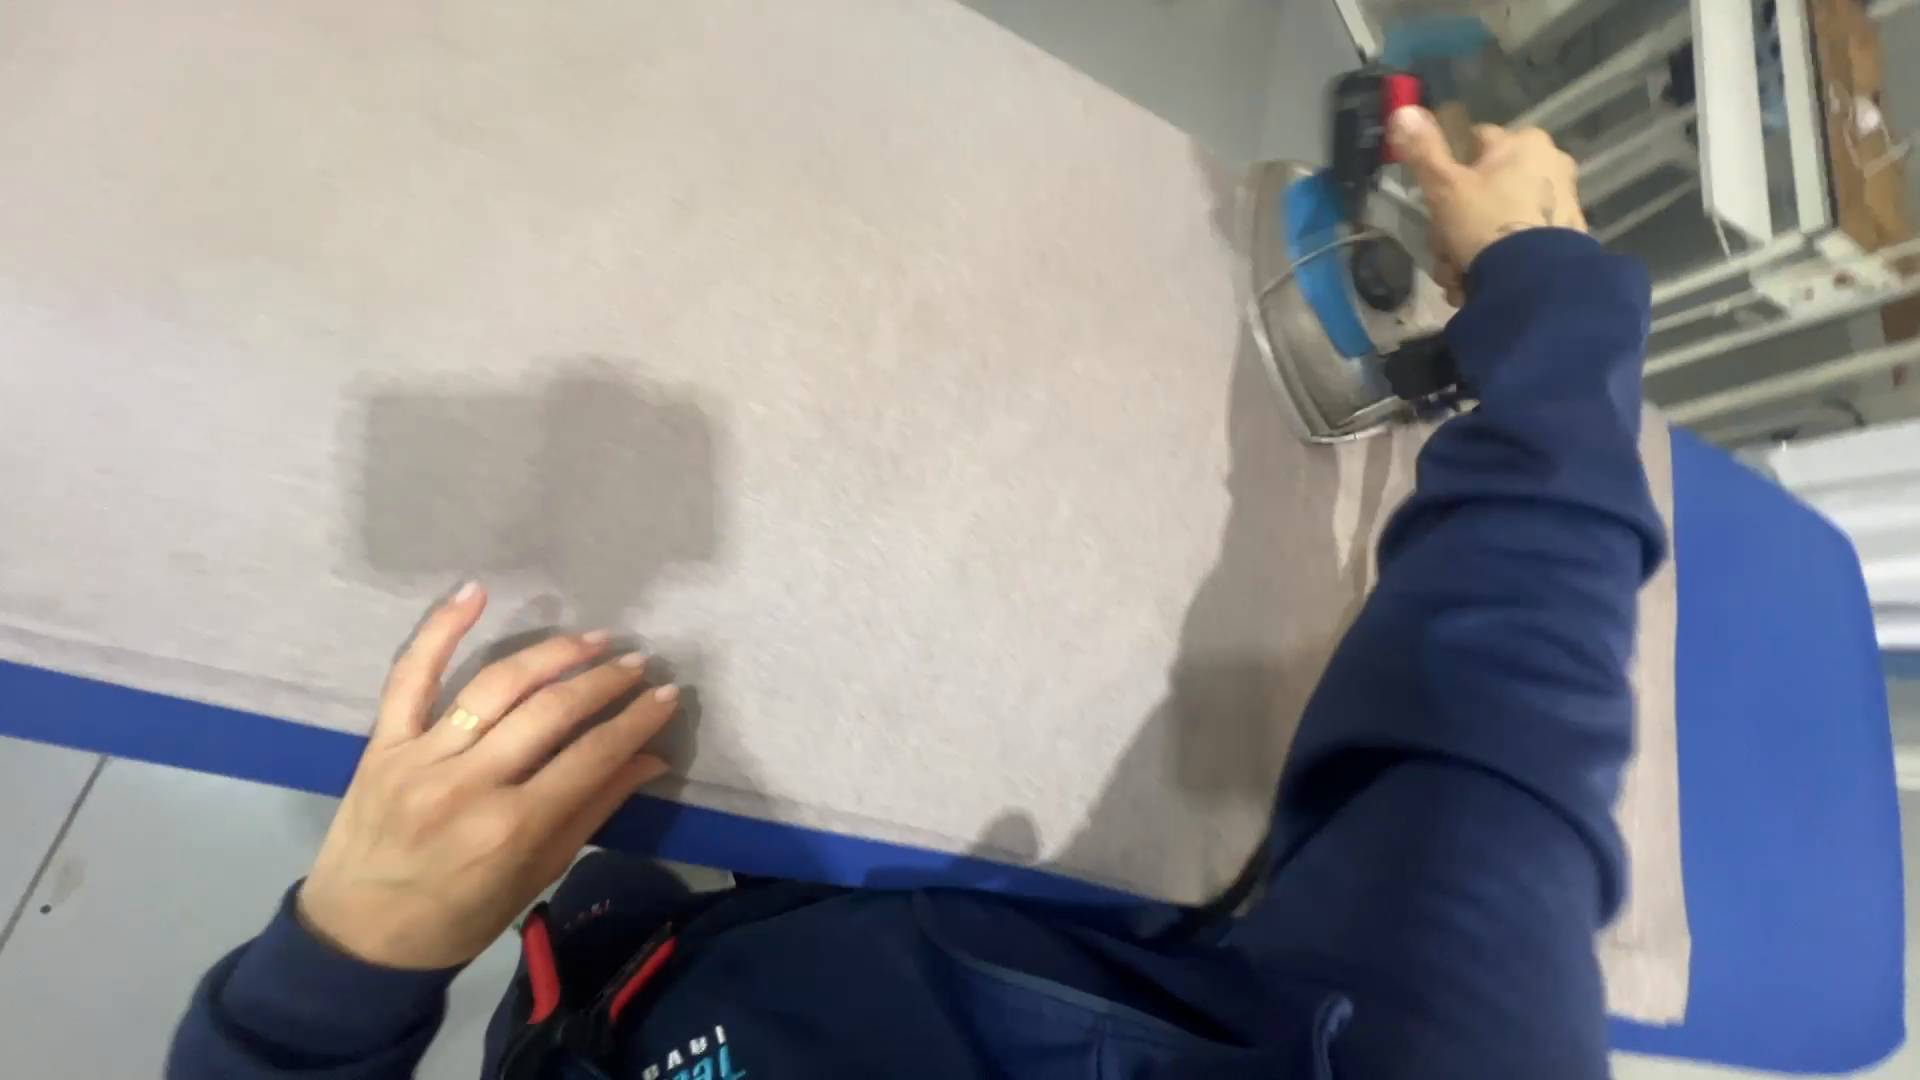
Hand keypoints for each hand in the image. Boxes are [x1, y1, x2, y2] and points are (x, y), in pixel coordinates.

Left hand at [297, 582, 677, 969]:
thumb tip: (653, 757)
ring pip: (497, 685)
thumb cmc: (462, 914)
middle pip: (551, 712)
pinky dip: (440, 629)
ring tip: (594, 639)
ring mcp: (419, 758)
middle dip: (605, 681)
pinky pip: (410, 676)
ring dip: (554, 654)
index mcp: (510, 826)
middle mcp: (466, 784)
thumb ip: (597, 806)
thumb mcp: (541, 870)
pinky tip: (476, 592)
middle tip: (638, 663)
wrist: (354, 942)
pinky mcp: (383, 743)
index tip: (668, 694)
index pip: (592, 755)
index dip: (638, 719)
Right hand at [1388, 106, 1586, 304]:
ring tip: (1459, 272)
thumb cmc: (1484, 222)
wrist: (1530, 276)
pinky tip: (1479, 279)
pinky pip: (1512, 242)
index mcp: (1524, 143)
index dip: (1446, 175)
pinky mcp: (1562, 235)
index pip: (1472, 144)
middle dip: (1453, 226)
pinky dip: (1492, 261)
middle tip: (1445, 247)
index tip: (1435, 203)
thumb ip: (1422, 152)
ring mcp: (1558, 200)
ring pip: (1491, 221)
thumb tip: (1402, 110)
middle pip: (1479, 190)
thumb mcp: (1444, 188)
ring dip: (1466, 250)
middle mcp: (1548, 162)